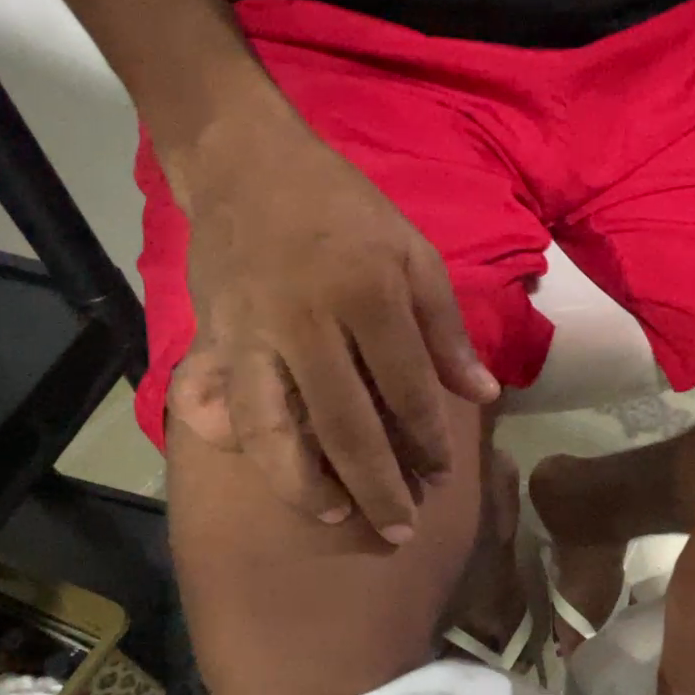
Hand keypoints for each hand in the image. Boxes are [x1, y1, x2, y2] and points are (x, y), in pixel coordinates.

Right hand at [165, 99, 498, 541]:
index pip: (406, 388)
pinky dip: (246, 448)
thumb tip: (482, 395)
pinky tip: (275, 476)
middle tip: (400, 531)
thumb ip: (447, 331)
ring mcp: (251, 334)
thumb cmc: (346, 210)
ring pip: (273, 429)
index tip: (442, 476)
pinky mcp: (212, 339)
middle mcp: (307, 322)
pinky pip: (223, 407)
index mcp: (367, 293)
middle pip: (345, 424)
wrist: (247, 163)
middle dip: (377, 486)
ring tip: (337, 514)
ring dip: (305, 484)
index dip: (428, 440)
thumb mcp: (415, 255)